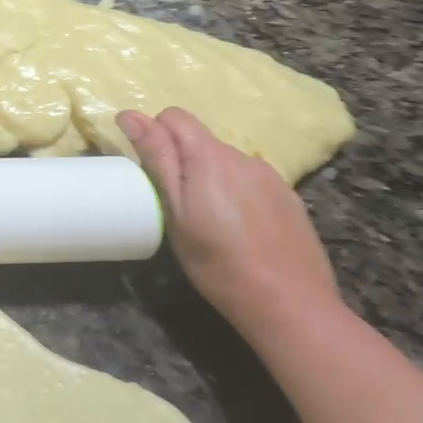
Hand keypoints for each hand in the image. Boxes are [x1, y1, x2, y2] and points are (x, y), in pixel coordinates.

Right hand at [118, 108, 340, 328]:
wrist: (293, 308)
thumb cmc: (219, 263)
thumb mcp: (175, 212)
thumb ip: (156, 158)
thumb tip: (129, 114)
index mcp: (210, 156)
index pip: (174, 116)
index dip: (155, 134)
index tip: (152, 171)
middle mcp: (243, 157)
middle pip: (200, 140)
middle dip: (183, 161)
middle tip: (180, 205)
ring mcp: (271, 178)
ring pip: (226, 162)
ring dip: (211, 177)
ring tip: (213, 220)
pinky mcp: (290, 199)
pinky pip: (251, 181)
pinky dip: (238, 193)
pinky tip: (243, 229)